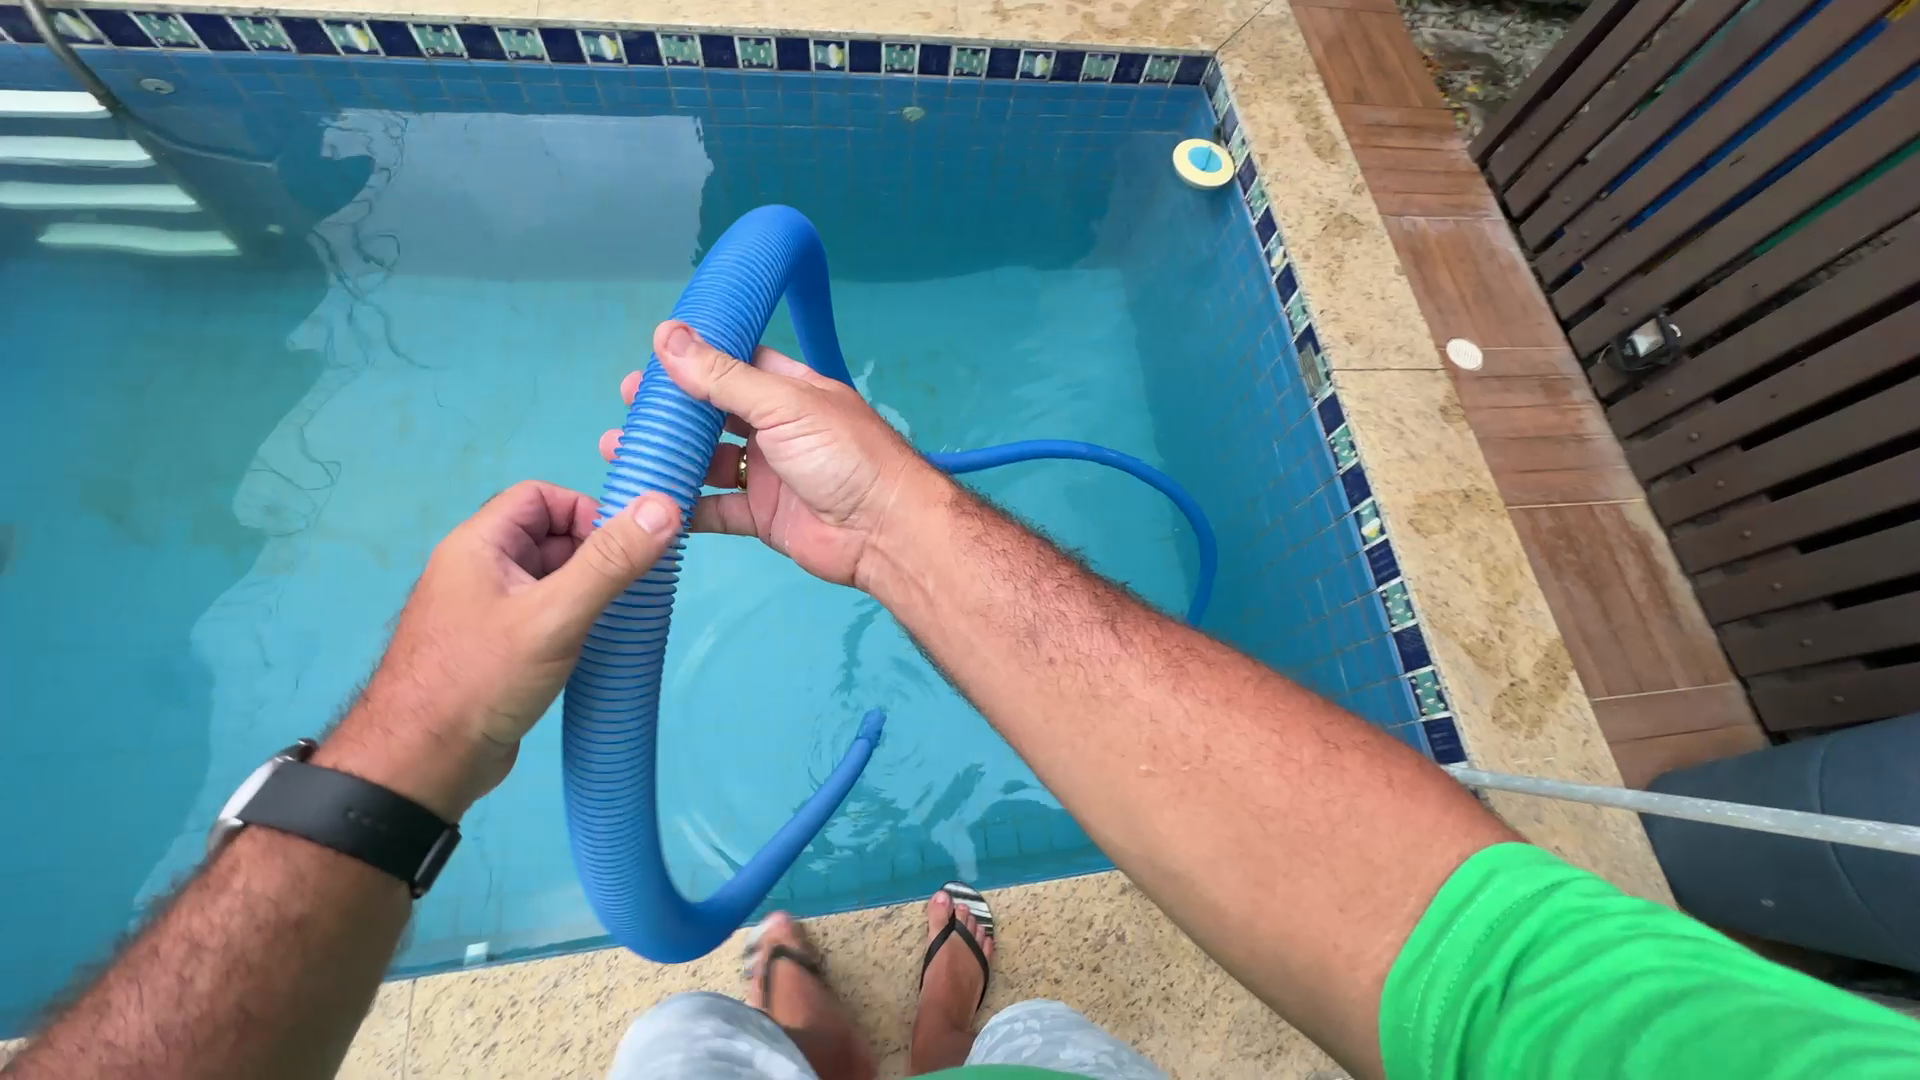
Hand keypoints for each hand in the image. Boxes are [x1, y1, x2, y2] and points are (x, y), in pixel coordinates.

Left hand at [315, 480, 681, 818]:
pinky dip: (578, 617)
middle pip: (552, 536)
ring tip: (619, 617)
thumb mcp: (556, 613)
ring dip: (591, 588)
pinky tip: (598, 643)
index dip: (587, 511)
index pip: (542, 497)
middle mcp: (481, 569)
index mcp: (480, 545)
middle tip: (630, 588)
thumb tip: (665, 506)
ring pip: (553, 576)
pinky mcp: (499, 645)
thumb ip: (611, 560)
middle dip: (597, 554)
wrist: (423, 766)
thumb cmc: (484, 677)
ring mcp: (488, 609)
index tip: (623, 549)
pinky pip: (547, 611)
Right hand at [599, 321, 947, 588]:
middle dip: (674, 412)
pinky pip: (716, 509)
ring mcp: (769, 475)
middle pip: (715, 415)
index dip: (696, 361)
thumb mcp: (784, 404)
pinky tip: (648, 498)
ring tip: (622, 449)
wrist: (883, 530)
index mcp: (791, 391)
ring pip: (708, 462)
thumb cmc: (842, 454)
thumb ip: (725, 377)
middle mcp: (778, 430)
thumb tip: (668, 334)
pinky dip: (685, 506)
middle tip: (630, 407)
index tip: (650, 360)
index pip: (737, 365)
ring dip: (670, 456)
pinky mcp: (763, 517)